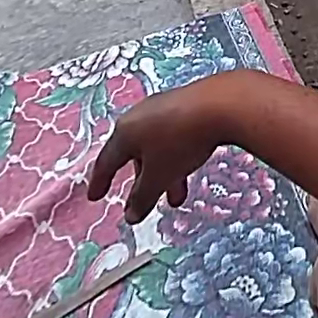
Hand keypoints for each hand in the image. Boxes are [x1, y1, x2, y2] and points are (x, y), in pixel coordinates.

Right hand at [87, 75, 235, 222]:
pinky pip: (174, 133)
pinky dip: (176, 153)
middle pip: (135, 152)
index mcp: (126, 130)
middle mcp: (142, 114)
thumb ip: (142, 198)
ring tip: (177, 194)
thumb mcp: (158, 177)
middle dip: (142, 179)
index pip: (107, 160)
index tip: (96, 194)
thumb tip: (132, 214)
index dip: (101, 181)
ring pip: (157, 145)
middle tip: (145, 200)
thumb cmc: (182, 139)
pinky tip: (189, 164)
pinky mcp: (187, 103)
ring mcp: (165, 105)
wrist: (220, 104)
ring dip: (164, 171)